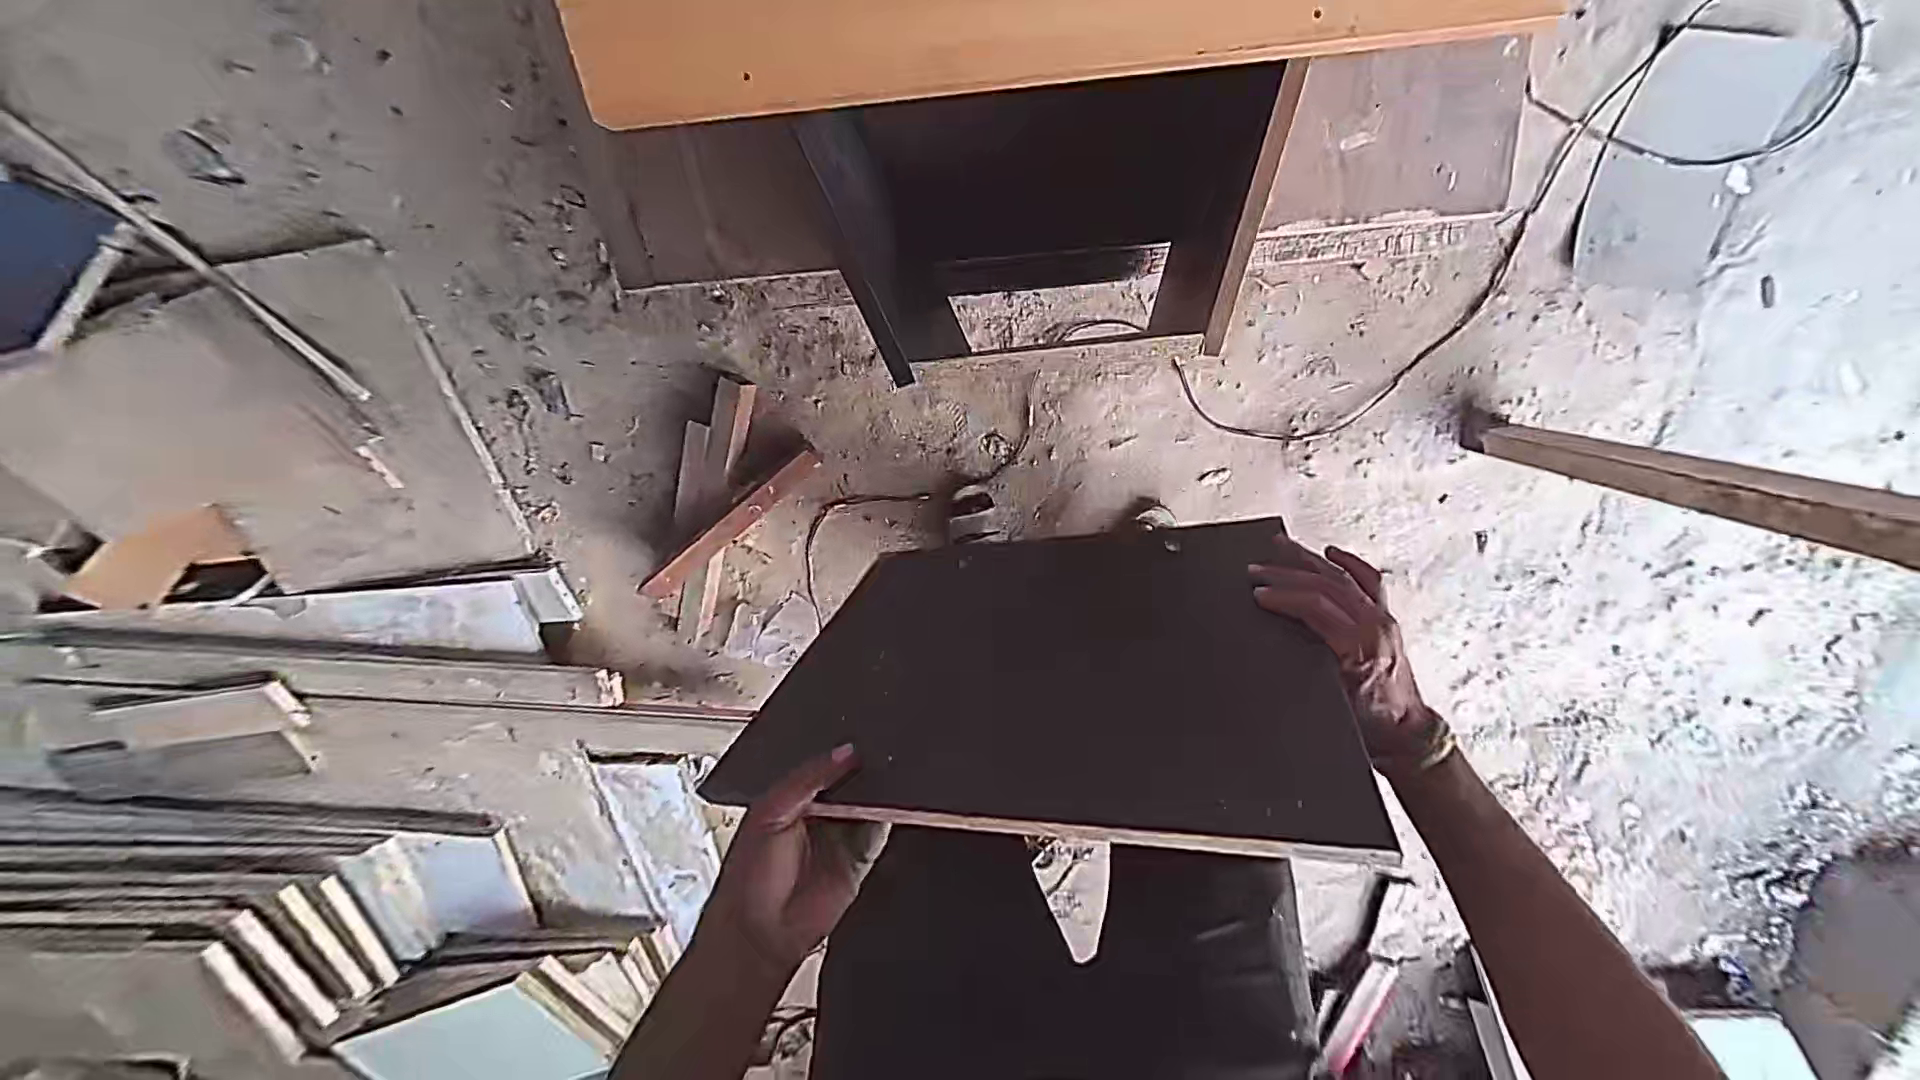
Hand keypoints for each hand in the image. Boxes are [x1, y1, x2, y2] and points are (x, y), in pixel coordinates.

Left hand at [698, 745, 889, 979]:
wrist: (759, 934)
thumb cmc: (749, 875)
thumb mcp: (770, 811)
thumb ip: (806, 779)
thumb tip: (844, 752)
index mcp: (798, 792)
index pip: (829, 761)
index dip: (845, 752)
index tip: (862, 742)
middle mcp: (825, 809)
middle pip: (856, 779)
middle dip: (868, 769)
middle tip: (882, 757)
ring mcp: (845, 832)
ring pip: (873, 801)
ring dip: (883, 792)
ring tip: (890, 779)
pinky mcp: (863, 856)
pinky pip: (883, 830)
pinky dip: (892, 819)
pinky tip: (894, 807)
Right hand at [1248, 537, 1442, 769]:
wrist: (1405, 732)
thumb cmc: (1369, 721)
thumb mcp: (1332, 700)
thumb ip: (1311, 668)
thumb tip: (1275, 647)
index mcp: (1361, 645)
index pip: (1316, 607)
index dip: (1283, 597)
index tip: (1256, 594)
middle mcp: (1375, 626)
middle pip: (1326, 585)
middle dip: (1286, 573)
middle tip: (1255, 569)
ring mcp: (1382, 619)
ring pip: (1342, 576)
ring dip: (1308, 560)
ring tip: (1281, 546)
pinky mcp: (1384, 618)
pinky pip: (1368, 581)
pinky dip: (1348, 563)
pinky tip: (1331, 553)